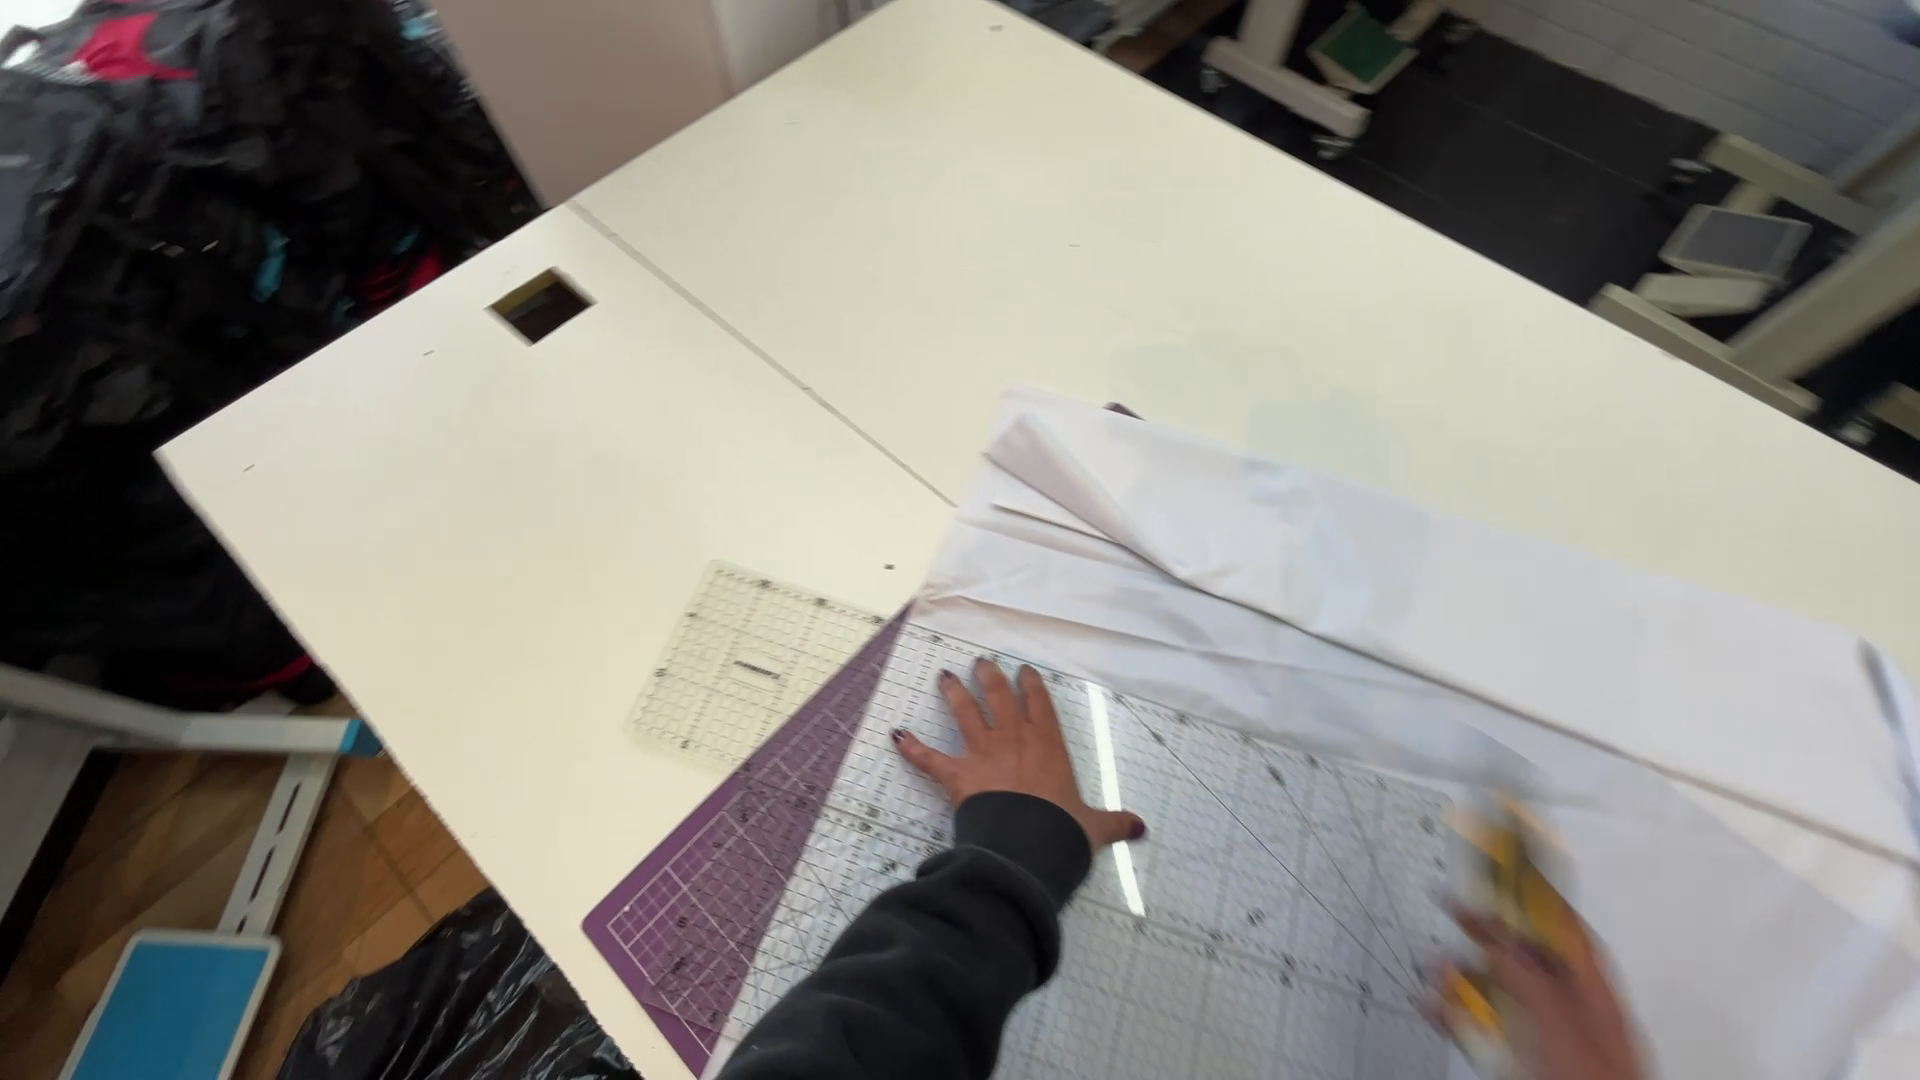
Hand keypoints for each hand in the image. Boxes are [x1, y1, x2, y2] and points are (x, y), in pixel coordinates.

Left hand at [892, 658, 1146, 849]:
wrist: (1027, 847)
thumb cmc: (1061, 831)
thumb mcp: (1092, 826)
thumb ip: (1113, 822)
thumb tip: (1139, 828)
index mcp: (1047, 745)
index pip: (1039, 704)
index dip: (1031, 684)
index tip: (1023, 670)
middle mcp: (1014, 739)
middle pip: (999, 697)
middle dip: (989, 676)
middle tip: (980, 662)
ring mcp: (983, 753)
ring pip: (965, 713)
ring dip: (953, 694)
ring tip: (944, 677)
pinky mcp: (958, 774)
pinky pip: (930, 758)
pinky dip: (911, 748)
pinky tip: (897, 735)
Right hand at [1431, 908, 1644, 1079]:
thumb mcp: (1563, 1033)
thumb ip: (1532, 979)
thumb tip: (1500, 933)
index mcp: (1596, 1006)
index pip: (1570, 938)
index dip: (1540, 900)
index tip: (1505, 867)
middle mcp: (1573, 1020)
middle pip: (1528, 960)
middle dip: (1488, 933)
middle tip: (1449, 902)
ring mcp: (1545, 1047)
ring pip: (1499, 995)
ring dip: (1462, 974)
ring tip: (1430, 962)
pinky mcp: (1519, 1069)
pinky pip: (1481, 1032)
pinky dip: (1453, 1014)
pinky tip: (1428, 1004)